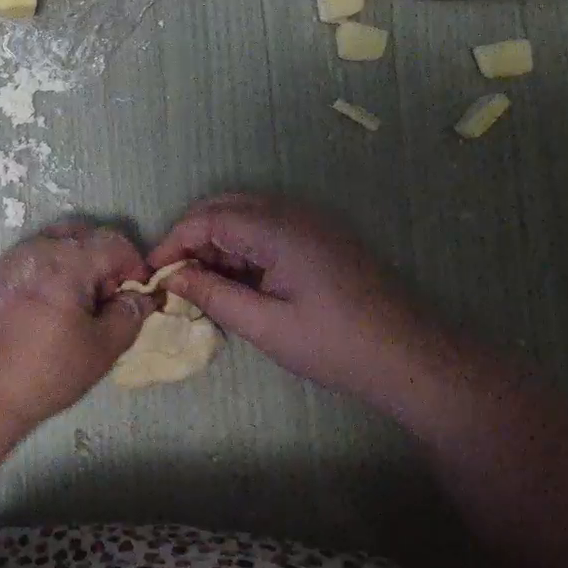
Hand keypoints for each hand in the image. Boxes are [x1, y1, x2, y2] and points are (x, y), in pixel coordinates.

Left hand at [0, 219, 155, 426]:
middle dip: (105, 260)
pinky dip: (52, 271)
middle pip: (83, 236)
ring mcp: (11, 259)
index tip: (136, 292)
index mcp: (65, 262)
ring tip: (80, 305)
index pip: (113, 242)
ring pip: (56, 243)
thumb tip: (140, 297)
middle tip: (108, 299)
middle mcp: (36, 249)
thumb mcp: (102, 347)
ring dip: (78, 264)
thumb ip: (128, 315)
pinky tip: (52, 308)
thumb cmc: (48, 370)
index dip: (134, 264)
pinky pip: (34, 258)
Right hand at [150, 193, 473, 407]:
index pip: (208, 218)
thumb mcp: (264, 326)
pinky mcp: (320, 241)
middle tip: (173, 275)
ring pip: (244, 217)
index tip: (154, 273)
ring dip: (215, 243)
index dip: (174, 242)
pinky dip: (239, 249)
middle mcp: (294, 216)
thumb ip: (212, 295)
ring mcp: (311, 226)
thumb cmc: (336, 345)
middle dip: (191, 237)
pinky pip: (265, 230)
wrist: (413, 360)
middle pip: (225, 207)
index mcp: (280, 231)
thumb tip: (171, 277)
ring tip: (200, 284)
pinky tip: (234, 284)